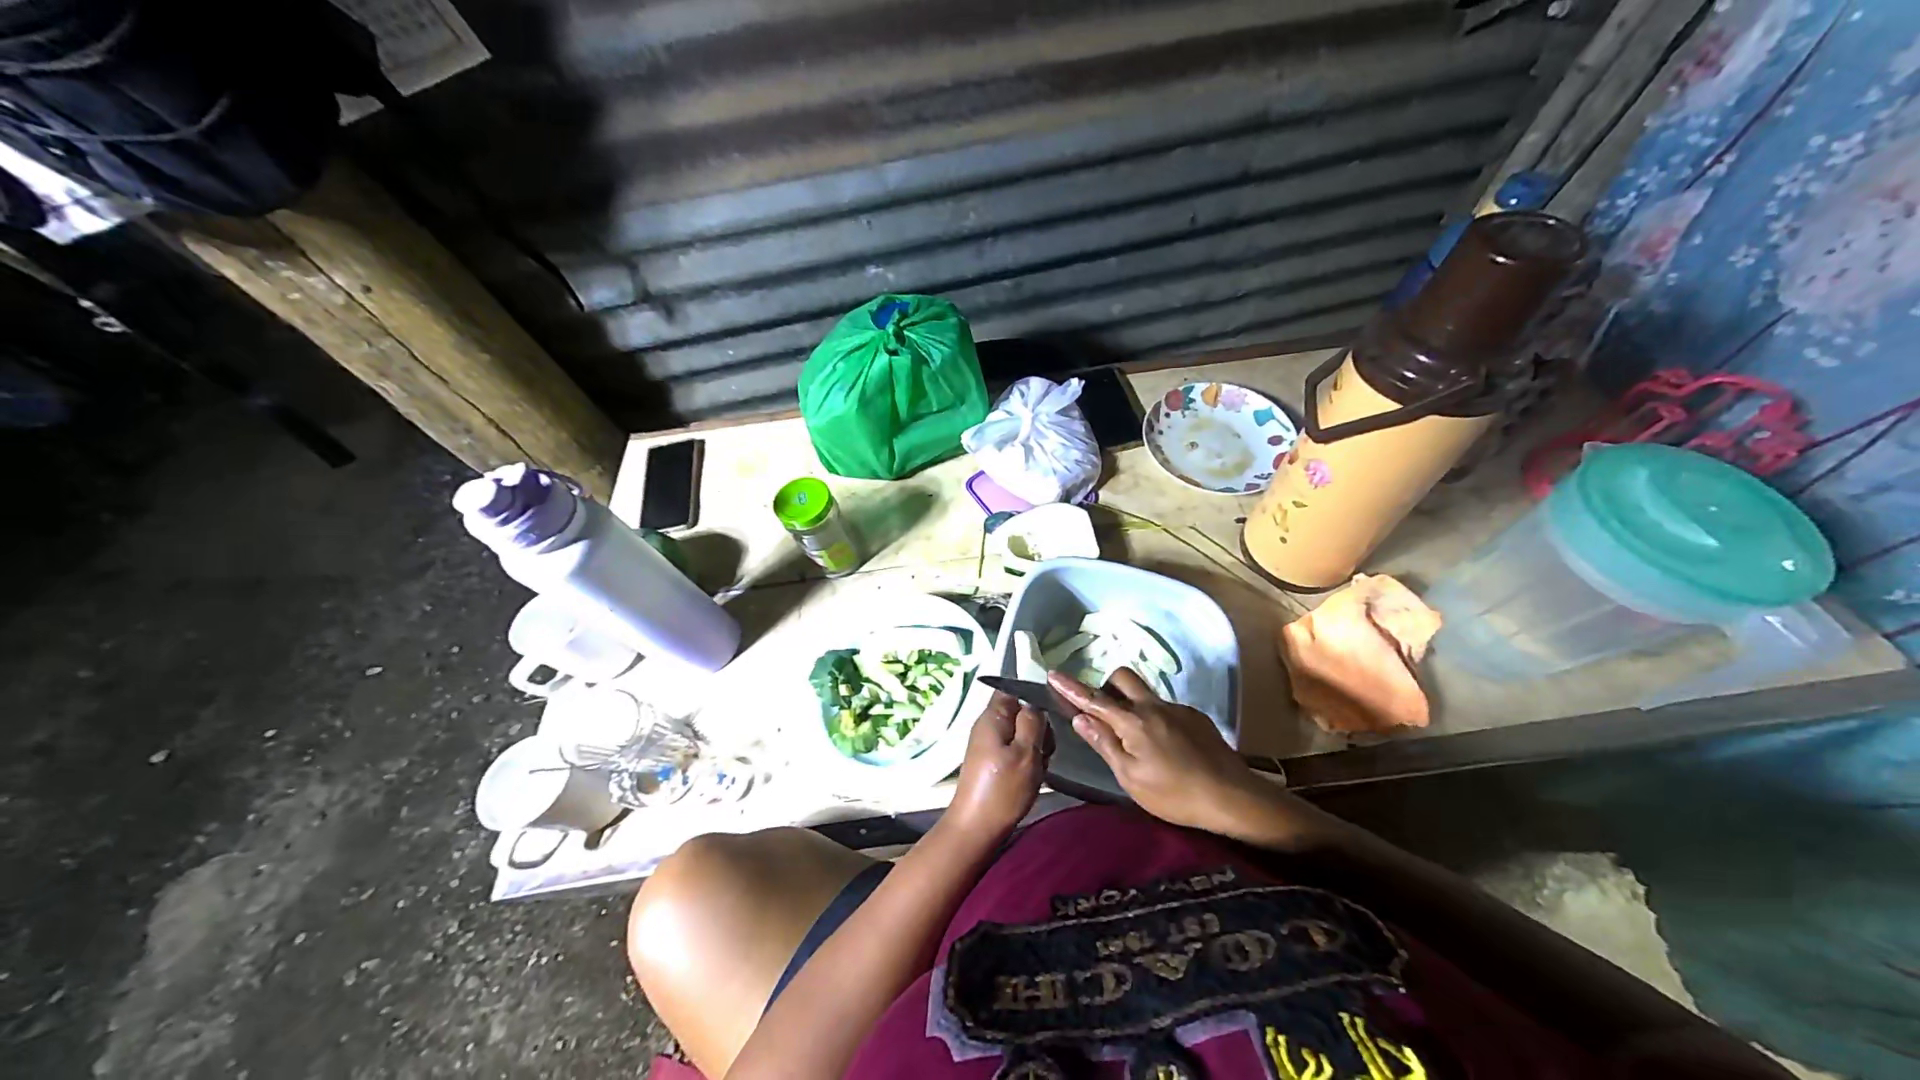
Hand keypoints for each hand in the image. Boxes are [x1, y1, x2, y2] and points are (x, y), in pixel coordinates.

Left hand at [945, 692, 1049, 840]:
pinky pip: (1018, 752)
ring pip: (1023, 734)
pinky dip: (1029, 762)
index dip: (1034, 694)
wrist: (977, 828)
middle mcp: (989, 725)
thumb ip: (1033, 721)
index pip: (1013, 687)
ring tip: (1038, 769)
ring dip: (1037, 748)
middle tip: (1045, 751)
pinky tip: (1033, 778)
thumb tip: (1035, 702)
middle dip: (1040, 728)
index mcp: (993, 716)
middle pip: (1022, 712)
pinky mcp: (994, 763)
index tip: (1051, 712)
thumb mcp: (1026, 751)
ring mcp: (990, 744)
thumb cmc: (1002, 789)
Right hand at [1051, 669, 1270, 835]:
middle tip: (1103, 710)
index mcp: (1134, 722)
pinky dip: (1155, 718)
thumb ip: (1105, 744)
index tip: (1052, 674)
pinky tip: (1165, 748)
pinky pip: (1165, 707)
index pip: (1094, 699)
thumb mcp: (1131, 778)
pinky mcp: (1196, 717)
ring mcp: (1178, 709)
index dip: (1071, 687)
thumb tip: (1081, 718)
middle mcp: (1154, 706)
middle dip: (1106, 684)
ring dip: (1132, 703)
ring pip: (1145, 692)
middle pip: (1122, 677)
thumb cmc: (1174, 795)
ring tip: (1137, 739)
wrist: (1232, 797)